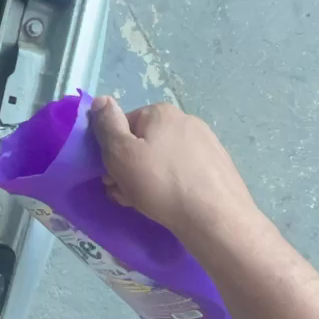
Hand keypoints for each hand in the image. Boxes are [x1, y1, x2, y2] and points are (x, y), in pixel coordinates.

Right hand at [90, 96, 265, 251]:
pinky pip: (181, 171)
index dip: (111, 152)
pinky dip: (169, 184)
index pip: (123, 126)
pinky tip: (168, 203)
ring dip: (145, 178)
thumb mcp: (120, 153)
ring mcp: (205, 143)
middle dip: (128, 167)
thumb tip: (101, 99)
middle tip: (124, 193)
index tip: (111, 176)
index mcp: (161, 112)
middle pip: (143, 143)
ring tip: (143, 202)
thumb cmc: (160, 183)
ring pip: (161, 159)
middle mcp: (186, 121)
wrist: (215, 219)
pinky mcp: (217, 166)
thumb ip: (106, 125)